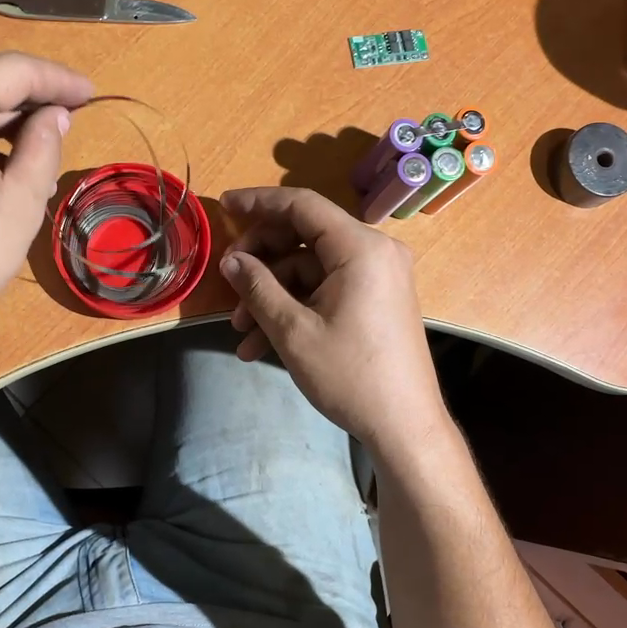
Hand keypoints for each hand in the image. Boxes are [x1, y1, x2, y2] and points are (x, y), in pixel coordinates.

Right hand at [218, 187, 447, 453]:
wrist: (403, 425)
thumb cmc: (349, 375)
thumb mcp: (293, 331)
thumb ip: (258, 288)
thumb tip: (231, 260)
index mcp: (360, 248)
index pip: (302, 205)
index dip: (258, 202)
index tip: (223, 206)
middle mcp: (374, 252)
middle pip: (304, 236)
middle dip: (261, 262)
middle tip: (228, 284)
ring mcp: (378, 277)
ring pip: (310, 270)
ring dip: (272, 295)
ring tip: (240, 331)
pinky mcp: (376, 300)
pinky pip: (327, 290)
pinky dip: (295, 309)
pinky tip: (261, 345)